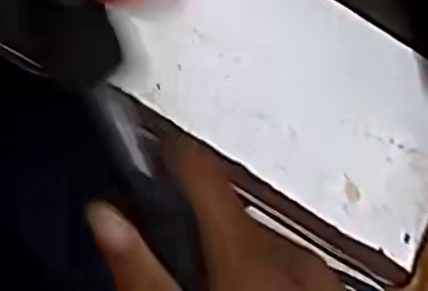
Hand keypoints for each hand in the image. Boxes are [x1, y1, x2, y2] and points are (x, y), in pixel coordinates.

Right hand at [89, 138, 340, 290]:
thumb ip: (138, 260)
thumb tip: (99, 211)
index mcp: (245, 244)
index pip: (194, 159)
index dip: (161, 150)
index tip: (139, 155)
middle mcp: (288, 251)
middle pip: (222, 202)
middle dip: (192, 214)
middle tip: (164, 241)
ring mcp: (320, 278)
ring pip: (259, 237)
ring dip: (229, 245)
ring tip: (206, 272)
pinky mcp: (328, 290)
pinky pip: (291, 266)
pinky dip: (264, 270)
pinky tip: (246, 285)